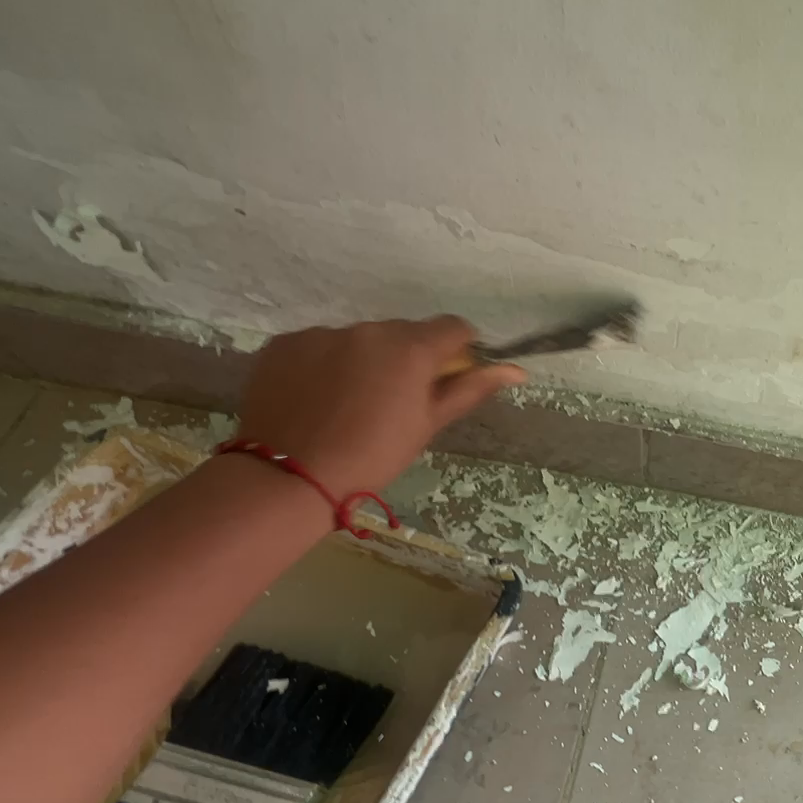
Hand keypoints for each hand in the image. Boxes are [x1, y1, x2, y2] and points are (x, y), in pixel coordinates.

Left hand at [234, 317, 523, 491]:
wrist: (289, 475)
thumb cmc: (375, 455)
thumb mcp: (429, 424)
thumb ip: (471, 389)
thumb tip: (517, 370)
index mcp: (411, 348)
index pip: (453, 327)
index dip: (458, 348)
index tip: (449, 375)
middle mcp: (368, 330)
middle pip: (404, 332)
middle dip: (409, 356)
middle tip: (398, 398)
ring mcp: (322, 333)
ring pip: (361, 338)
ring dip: (367, 358)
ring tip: (352, 400)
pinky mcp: (284, 342)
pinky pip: (320, 344)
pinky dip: (326, 363)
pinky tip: (319, 397)